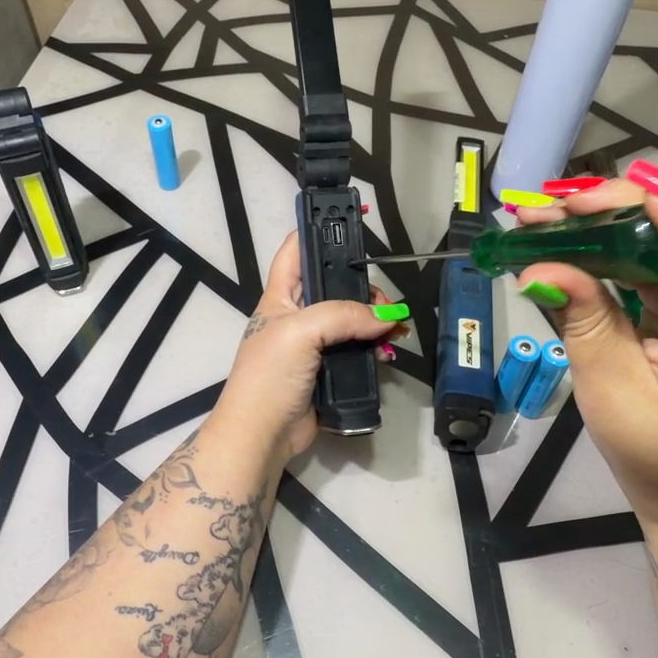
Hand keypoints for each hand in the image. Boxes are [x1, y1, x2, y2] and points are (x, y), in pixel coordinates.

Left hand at [207, 233, 404, 463]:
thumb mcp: (301, 332)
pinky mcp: (327, 372)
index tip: (349, 222)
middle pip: (336, 288)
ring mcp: (313, 346)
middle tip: (386, 303)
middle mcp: (297, 316)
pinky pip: (357, 351)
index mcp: (280, 297)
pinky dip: (376, 349)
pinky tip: (388, 352)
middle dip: (364, 290)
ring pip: (352, 321)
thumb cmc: (270, 376)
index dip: (318, 232)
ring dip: (376, 322)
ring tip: (395, 330)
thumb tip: (387, 318)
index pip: (296, 251)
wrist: (261, 435)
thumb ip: (343, 316)